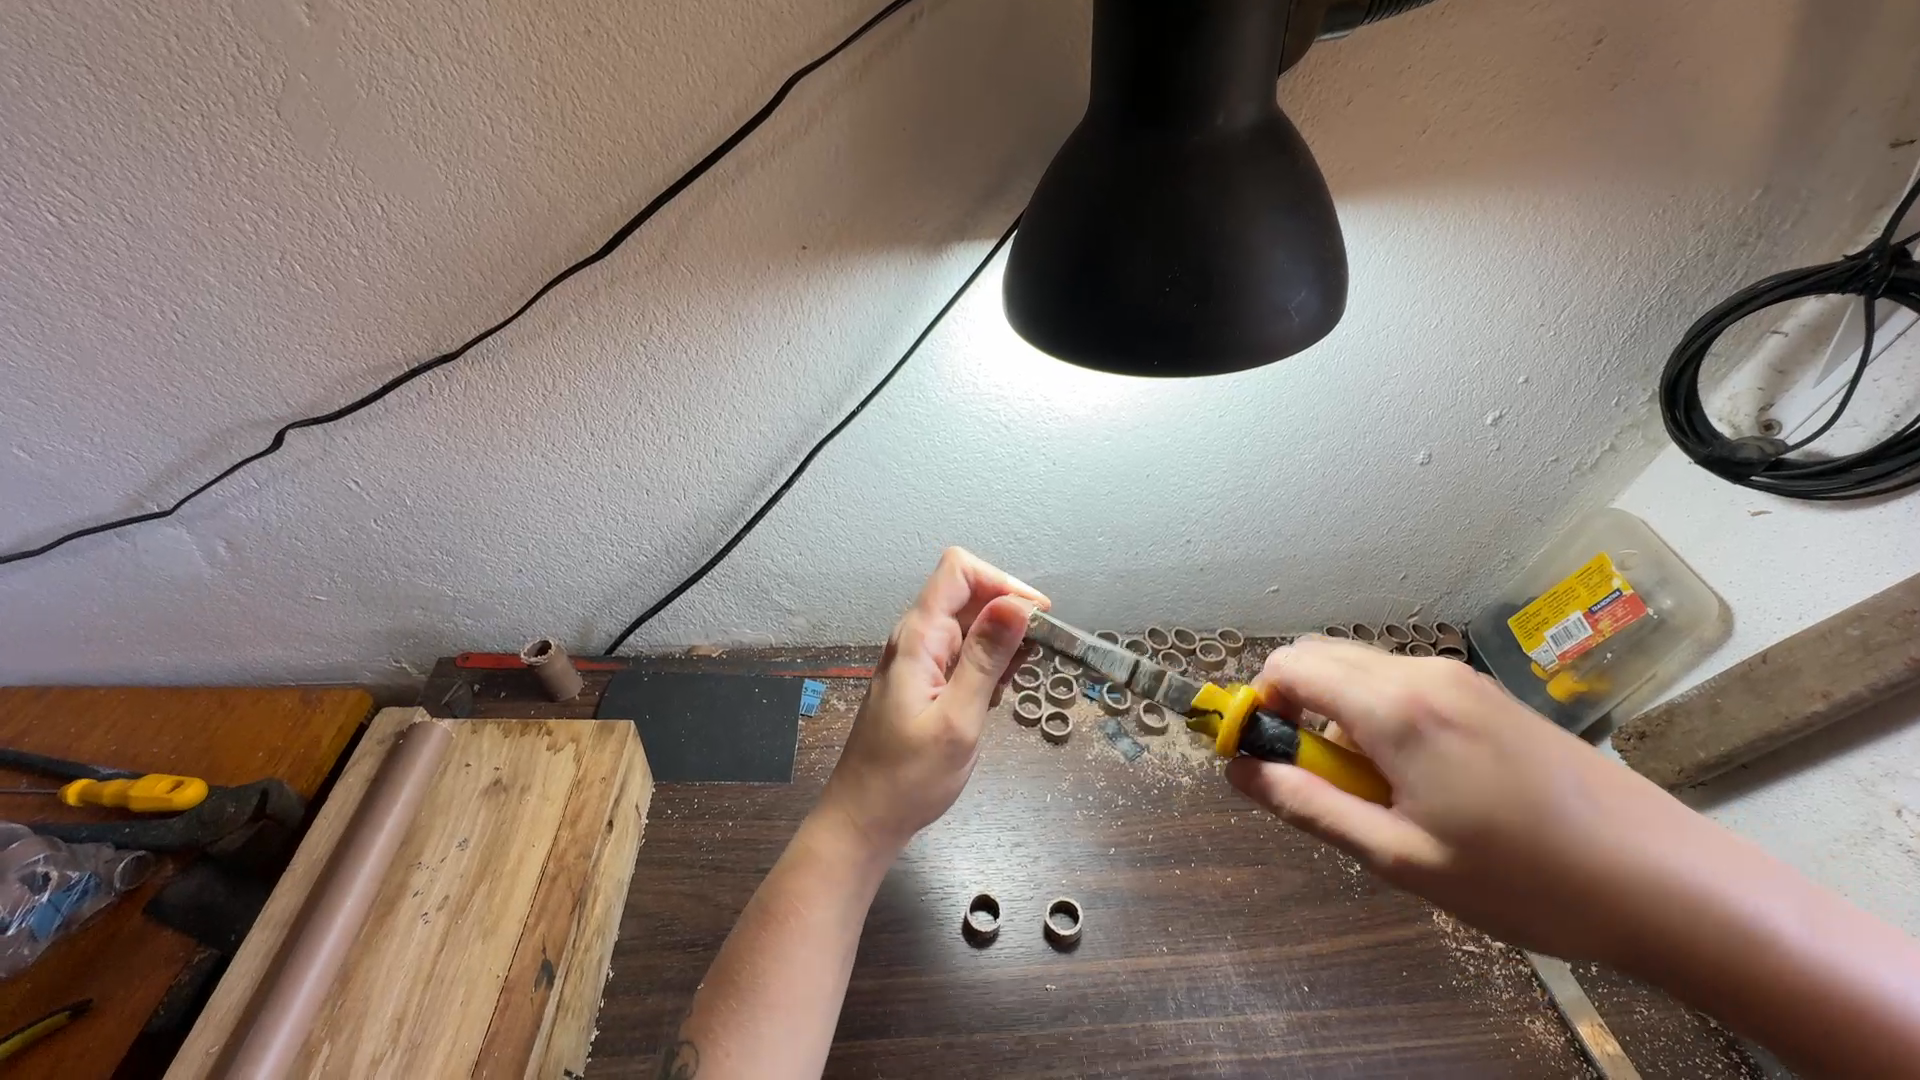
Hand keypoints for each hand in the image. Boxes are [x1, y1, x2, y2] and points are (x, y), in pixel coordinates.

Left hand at [815, 547, 1047, 857]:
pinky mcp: (924, 680)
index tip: (1038, 619)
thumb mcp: (958, 720)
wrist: (864, 818)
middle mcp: (916, 637)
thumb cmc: (909, 778)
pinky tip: (995, 696)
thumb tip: (1017, 604)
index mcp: (919, 637)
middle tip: (1035, 659)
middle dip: (1008, 615)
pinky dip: (988, 665)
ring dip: (1001, 643)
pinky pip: (962, 653)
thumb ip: (987, 659)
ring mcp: (918, 659)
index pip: (959, 570)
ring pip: (969, 624)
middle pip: (968, 594)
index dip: (1002, 582)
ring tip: (1014, 683)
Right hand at [1226, 637, 1728, 964]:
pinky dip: (1376, 714)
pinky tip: (1417, 777)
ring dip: (1336, 713)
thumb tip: (1239, 771)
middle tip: (1313, 777)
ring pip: (1359, 670)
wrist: (1668, 881)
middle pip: (1318, 657)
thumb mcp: (1398, 856)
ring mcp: (1460, 678)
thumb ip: (1307, 805)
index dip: (1258, 704)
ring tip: (1372, 788)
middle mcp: (1422, 673)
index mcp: (1395, 708)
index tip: (1264, 757)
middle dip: (1292, 705)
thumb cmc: (1523, 879)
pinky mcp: (1486, 694)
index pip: (1288, 666)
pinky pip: (1402, 684)